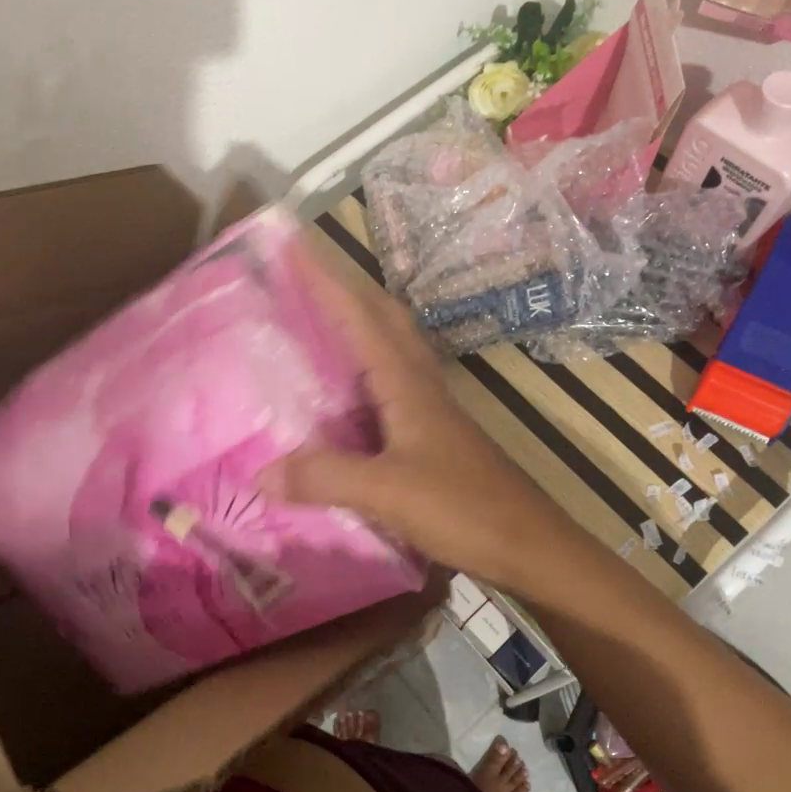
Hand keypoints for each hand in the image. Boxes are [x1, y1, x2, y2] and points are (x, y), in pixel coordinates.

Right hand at [259, 240, 582, 588]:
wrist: (529, 546)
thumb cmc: (464, 508)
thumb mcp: (387, 492)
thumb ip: (325, 477)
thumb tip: (261, 471)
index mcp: (407, 383)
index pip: (361, 315)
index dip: (327, 279)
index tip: (295, 245)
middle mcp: (420, 385)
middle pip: (383, 321)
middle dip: (345, 293)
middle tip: (302, 283)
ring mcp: (430, 411)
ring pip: (389, 353)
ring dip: (355, 331)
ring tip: (311, 330)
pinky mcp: (433, 439)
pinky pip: (389, 391)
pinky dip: (361, 380)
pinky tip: (340, 404)